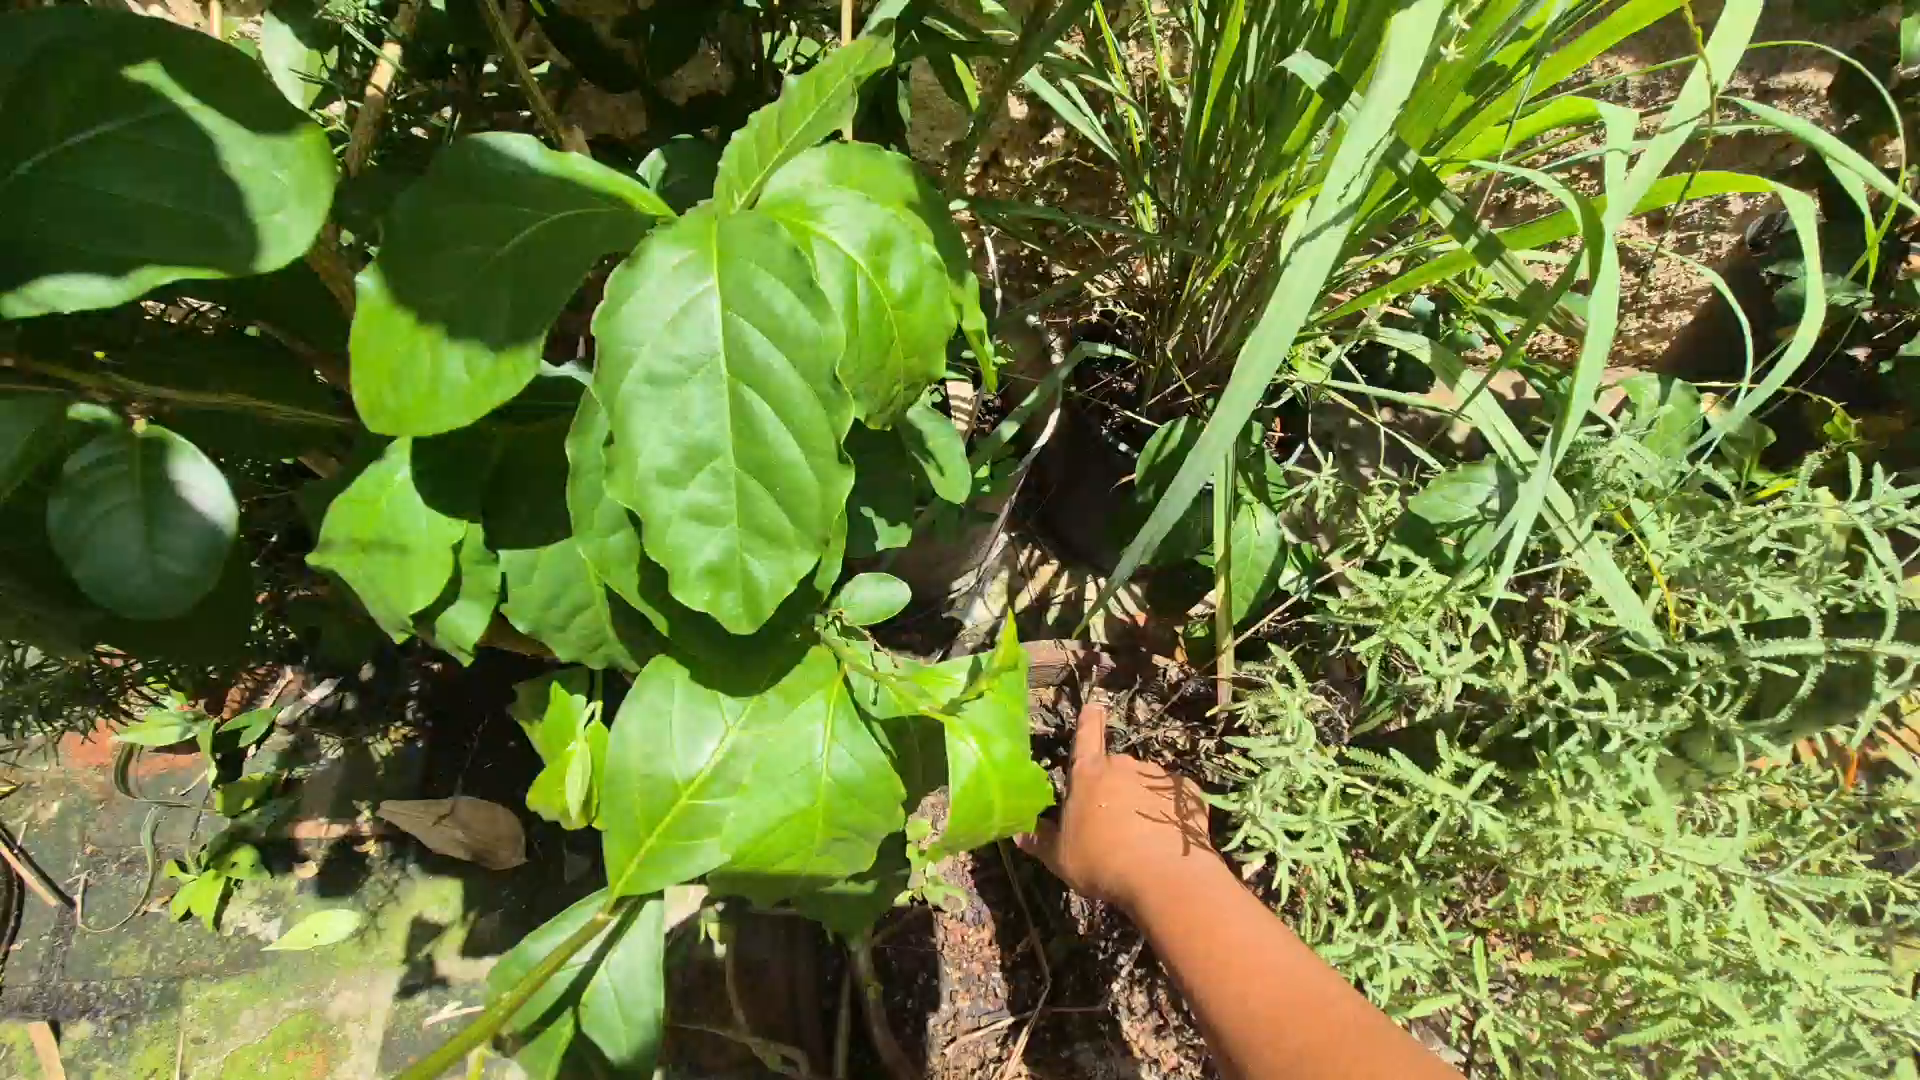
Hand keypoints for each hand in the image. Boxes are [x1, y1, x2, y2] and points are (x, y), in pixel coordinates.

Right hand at [1016, 700, 1217, 909]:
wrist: (1162, 877)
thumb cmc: (1101, 863)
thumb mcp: (1061, 858)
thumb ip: (1041, 841)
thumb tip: (1019, 834)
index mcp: (1088, 775)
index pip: (1086, 736)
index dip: (1089, 721)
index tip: (1094, 706)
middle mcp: (1121, 765)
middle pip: (1115, 768)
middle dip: (1114, 788)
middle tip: (1113, 823)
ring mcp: (1155, 775)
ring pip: (1145, 783)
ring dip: (1141, 801)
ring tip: (1143, 838)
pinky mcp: (1185, 791)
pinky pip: (1172, 797)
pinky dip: (1168, 812)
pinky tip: (1168, 838)